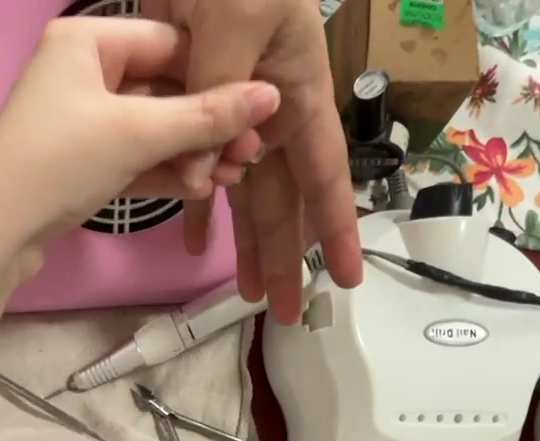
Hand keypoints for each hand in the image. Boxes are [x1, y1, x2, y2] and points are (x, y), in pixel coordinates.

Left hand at [0, 18, 281, 256]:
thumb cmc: (59, 163)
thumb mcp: (136, 134)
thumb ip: (205, 117)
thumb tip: (271, 97)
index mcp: (86, 41)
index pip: (169, 43)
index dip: (215, 75)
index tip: (257, 105)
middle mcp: (80, 73)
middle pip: (162, 90)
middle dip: (206, 126)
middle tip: (250, 153)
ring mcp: (77, 122)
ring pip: (148, 130)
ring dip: (190, 154)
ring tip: (231, 177)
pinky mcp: (76, 165)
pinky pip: (130, 159)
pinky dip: (161, 173)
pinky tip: (199, 190)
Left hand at [146, 0, 365, 322]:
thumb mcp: (229, 22)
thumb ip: (217, 101)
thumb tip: (213, 175)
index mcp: (292, 91)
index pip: (321, 174)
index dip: (334, 230)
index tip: (350, 278)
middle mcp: (266, 112)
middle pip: (280, 199)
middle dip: (284, 257)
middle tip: (285, 312)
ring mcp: (228, 115)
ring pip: (240, 194)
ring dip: (243, 244)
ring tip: (247, 295)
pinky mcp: (189, 115)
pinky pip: (194, 170)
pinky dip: (191, 206)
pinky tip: (193, 245)